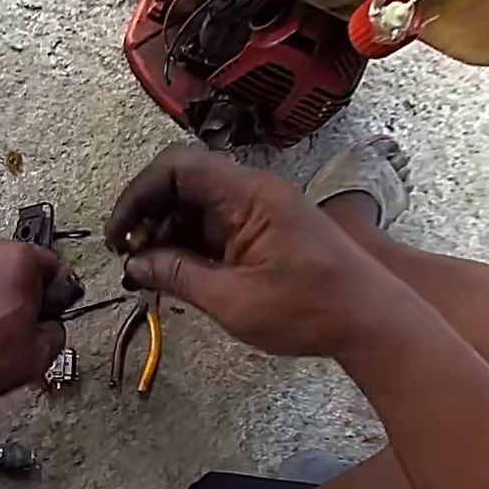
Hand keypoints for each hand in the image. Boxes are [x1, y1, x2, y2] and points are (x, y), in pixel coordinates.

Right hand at [106, 146, 405, 357]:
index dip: (138, 195)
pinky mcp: (256, 231)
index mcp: (250, 197)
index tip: (120, 234)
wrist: (368, 321)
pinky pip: (208, 227)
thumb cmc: (311, 310)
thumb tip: (135, 264)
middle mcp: (250, 194)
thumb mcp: (233, 300)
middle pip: (180, 184)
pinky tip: (170, 274)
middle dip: (146, 218)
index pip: (178, 168)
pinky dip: (183, 247)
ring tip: (146, 273)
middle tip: (129, 259)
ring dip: (162, 235)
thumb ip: (179, 277)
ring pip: (191, 207)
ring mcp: (254, 212)